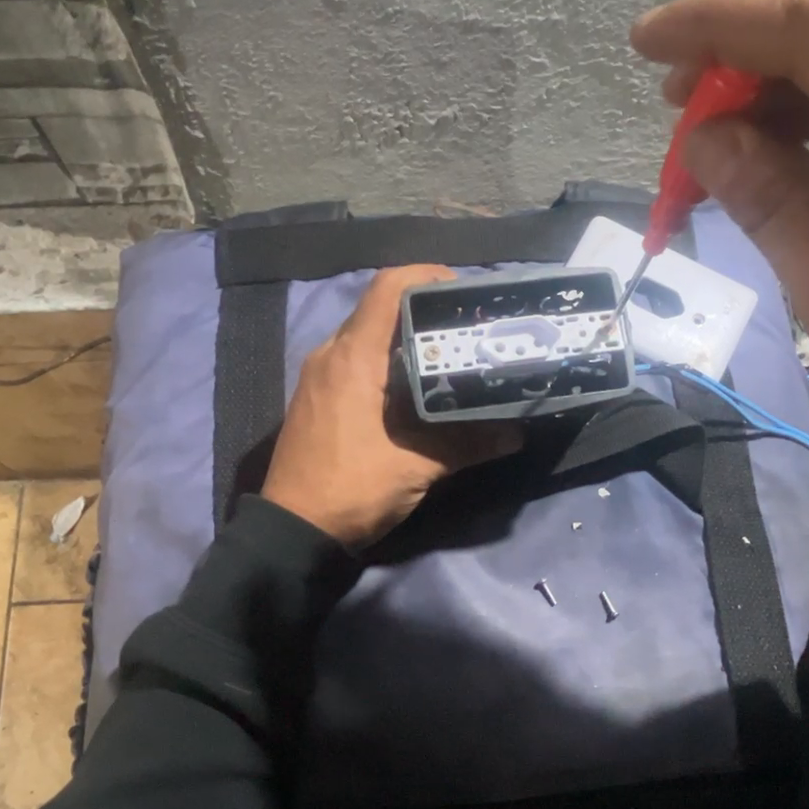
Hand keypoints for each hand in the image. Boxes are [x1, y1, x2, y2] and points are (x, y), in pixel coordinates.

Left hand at [261, 266, 521, 545]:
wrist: (292, 531)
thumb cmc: (351, 490)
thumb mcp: (415, 468)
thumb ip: (467, 444)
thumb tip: (516, 433)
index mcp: (353, 357)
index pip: (388, 288)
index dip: (428, 277)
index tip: (465, 294)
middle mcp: (331, 355)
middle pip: (380, 309)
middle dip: (424, 312)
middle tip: (467, 330)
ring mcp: (319, 376)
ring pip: (367, 337)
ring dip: (404, 340)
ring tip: (447, 358)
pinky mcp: (316, 398)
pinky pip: (354, 362)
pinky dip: (385, 363)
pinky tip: (413, 391)